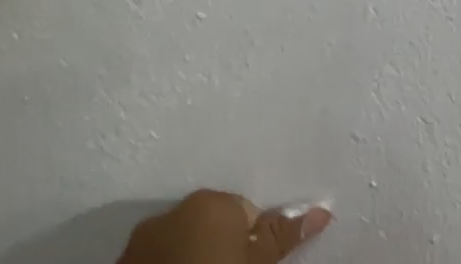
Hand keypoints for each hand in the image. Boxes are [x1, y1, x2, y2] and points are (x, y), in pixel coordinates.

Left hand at [117, 189, 331, 263]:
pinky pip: (151, 261)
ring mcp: (137, 243)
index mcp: (209, 203)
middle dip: (217, 247)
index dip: (249, 244)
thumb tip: (322, 210)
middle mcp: (172, 211)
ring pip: (177, 244)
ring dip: (187, 258)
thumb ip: (282, 235)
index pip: (243, 213)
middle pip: (209, 224)